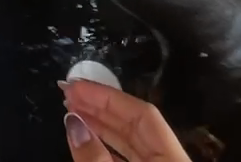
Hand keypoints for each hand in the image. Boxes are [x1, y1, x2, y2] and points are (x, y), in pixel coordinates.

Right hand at [62, 80, 190, 161]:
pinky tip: (85, 138)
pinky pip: (127, 160)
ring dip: (99, 125)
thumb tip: (72, 121)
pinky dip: (105, 147)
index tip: (75, 86)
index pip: (143, 114)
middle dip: (100, 107)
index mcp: (174, 159)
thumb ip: (96, 158)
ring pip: (130, 144)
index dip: (107, 95)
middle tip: (67, 93)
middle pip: (136, 126)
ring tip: (71, 110)